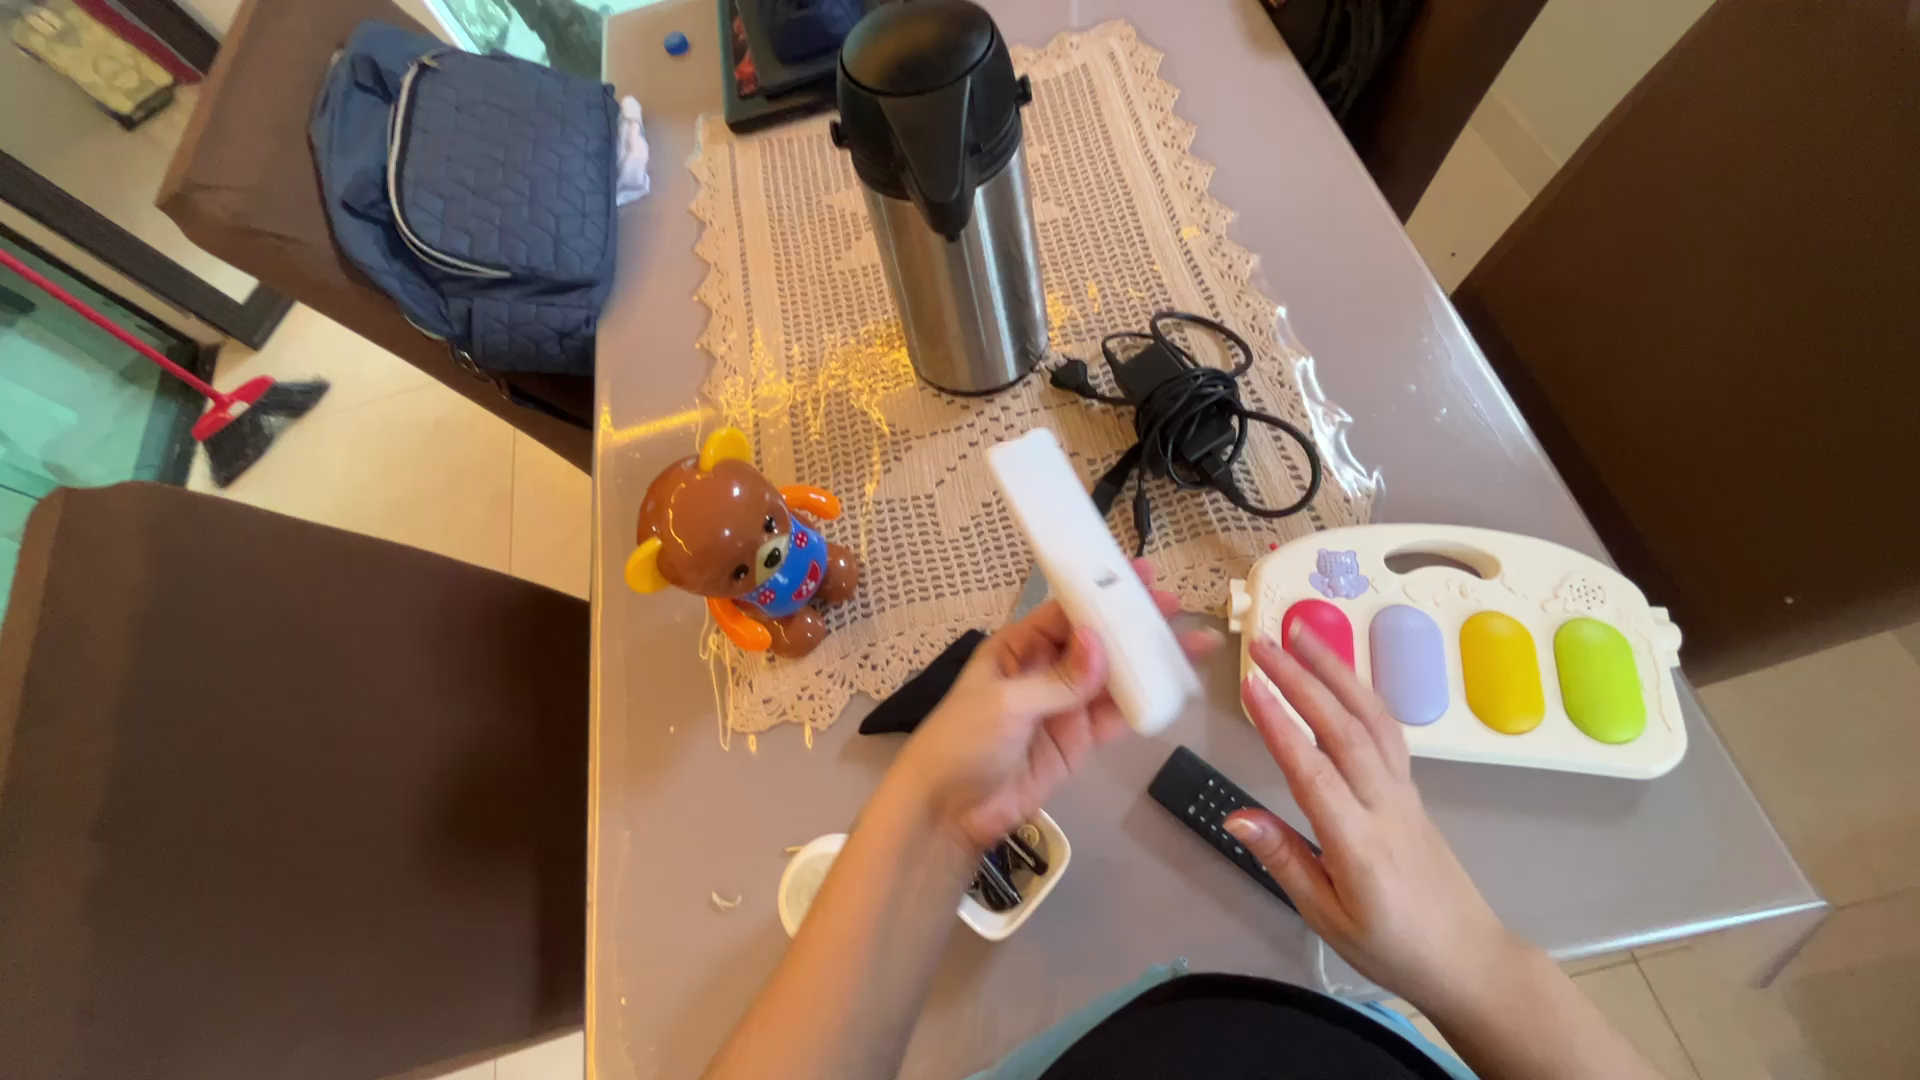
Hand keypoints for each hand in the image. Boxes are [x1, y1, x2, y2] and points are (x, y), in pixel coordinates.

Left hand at [891, 560, 1220, 851]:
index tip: (1140, 576)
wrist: (950, 811)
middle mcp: (1045, 670)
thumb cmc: (962, 742)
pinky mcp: (1078, 741)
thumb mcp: (1004, 704)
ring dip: (1150, 663)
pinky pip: (1115, 717)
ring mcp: (1064, 706)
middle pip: (1097, 642)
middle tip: (1176, 607)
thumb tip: (1100, 645)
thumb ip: (1057, 680)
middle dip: (1134, 625)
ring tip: (1193, 645)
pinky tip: (1174, 689)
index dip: (1102, 594)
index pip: (1066, 612)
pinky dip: (1144, 704)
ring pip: (1114, 678)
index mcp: (1018, 647)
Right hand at [1223, 624, 1531, 1008]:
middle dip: (1302, 679)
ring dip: (1335, 671)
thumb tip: (1235, 815)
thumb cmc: (1390, 945)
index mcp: (1358, 842)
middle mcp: (1384, 804)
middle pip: (1343, 729)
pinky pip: (1386, 729)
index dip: (1280, 725)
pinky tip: (1339, 673)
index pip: (1313, 772)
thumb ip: (1282, 859)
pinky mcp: (1410, 787)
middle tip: (1264, 643)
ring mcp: (1403, 791)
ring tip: (1301, 634)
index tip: (1250, 684)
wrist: (1471, 960)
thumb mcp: (1326, 916)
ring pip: (1370, 718)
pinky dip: (1360, 691)